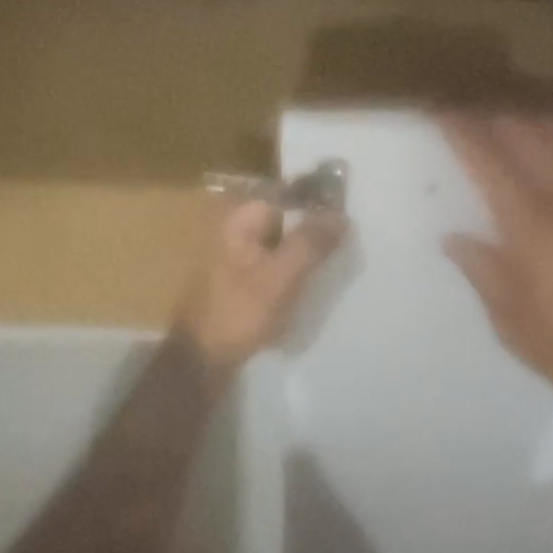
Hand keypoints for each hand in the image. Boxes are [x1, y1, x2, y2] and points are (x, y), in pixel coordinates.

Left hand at [177, 199, 347, 374]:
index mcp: (241, 217)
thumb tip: (341, 213)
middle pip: (288, 216)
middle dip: (317, 227)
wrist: (201, 359)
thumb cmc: (238, 313)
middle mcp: (237, 226)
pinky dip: (296, 269)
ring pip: (285, 241)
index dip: (321, 201)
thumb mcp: (280, 277)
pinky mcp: (243, 277)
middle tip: (351, 241)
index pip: (290, 193)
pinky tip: (316, 282)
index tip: (351, 215)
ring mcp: (239, 252)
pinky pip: (277, 262)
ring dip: (308, 250)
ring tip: (340, 261)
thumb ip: (310, 242)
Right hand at [440, 113, 552, 418]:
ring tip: (520, 88)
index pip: (486, 163)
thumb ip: (485, 276)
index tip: (440, 106)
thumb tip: (453, 238)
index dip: (460, 131)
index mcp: (531, 226)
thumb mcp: (517, 328)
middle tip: (471, 91)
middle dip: (493, 108)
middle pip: (527, 134)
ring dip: (541, 105)